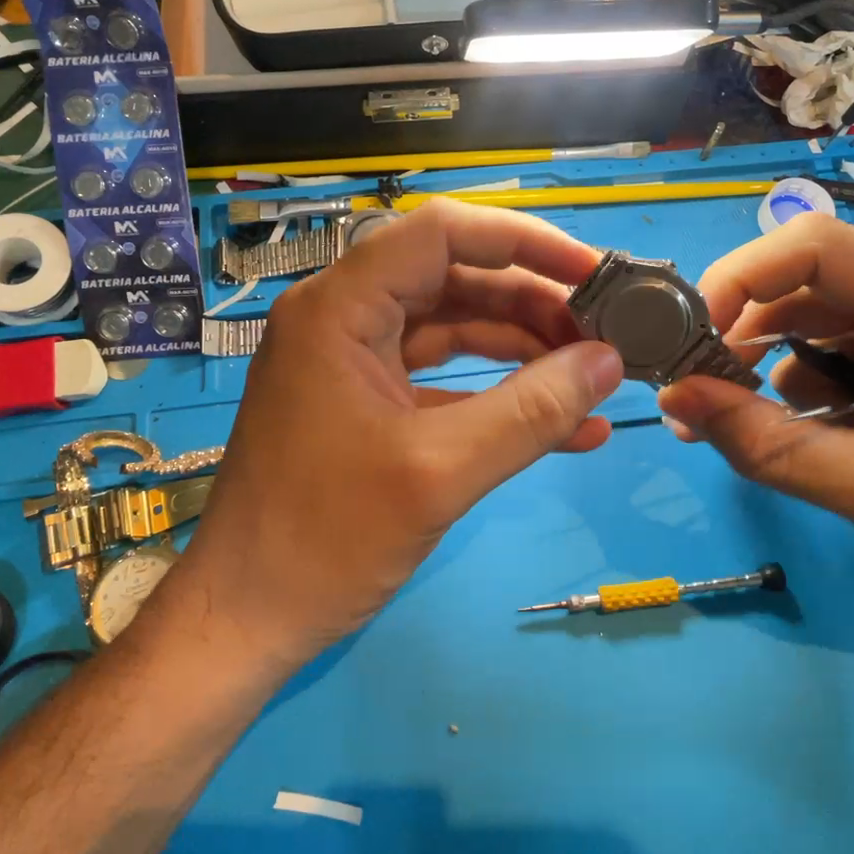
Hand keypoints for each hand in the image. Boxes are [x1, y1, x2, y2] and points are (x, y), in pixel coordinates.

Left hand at [168, 200, 624, 660]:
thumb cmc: (325, 539)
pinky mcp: (365, 408)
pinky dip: (497, 398)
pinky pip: (441, 383)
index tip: (591, 272)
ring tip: (594, 379)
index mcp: (340, 308)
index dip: (524, 242)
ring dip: (523, 352)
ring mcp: (352, 364)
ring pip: (452, 330)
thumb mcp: (440, 472)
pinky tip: (567, 428)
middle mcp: (342, 319)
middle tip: (603, 336)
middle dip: (532, 305)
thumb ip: (531, 411)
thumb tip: (608, 361)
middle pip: (453, 279)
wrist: (244, 619)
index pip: (441, 233)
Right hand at [656, 215, 853, 610]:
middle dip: (744, 330)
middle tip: (696, 388)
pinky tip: (796, 429)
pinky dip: (800, 382)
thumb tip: (674, 400)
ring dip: (767, 363)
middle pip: (808, 280)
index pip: (821, 248)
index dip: (743, 276)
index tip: (690, 334)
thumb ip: (768, 445)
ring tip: (737, 422)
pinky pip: (834, 345)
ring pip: (813, 315)